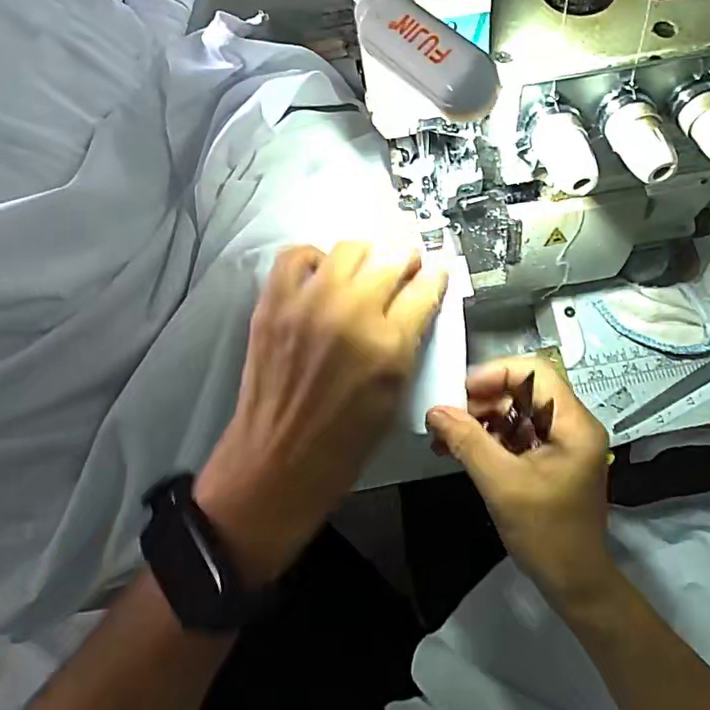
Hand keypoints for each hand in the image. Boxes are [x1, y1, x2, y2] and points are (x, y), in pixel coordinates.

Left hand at [197, 242, 446, 583]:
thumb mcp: (397, 391)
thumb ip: (408, 341)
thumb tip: (413, 306)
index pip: (425, 290)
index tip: (434, 274)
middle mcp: (352, 313)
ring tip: (364, 270)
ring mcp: (309, 303)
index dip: (434, 280)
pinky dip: (314, 259)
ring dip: (365, 257)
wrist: (280, 459)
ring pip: (349, 250)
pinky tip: (321, 275)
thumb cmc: (346, 438)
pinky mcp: (275, 303)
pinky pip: (296, 256)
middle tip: (405, 268)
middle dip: (405, 263)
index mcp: (390, 344)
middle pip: (390, 261)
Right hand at [426, 357, 619, 611]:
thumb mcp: (501, 484)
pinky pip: (519, 434)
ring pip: (519, 412)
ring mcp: (563, 443)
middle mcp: (573, 424)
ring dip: (483, 420)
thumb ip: (468, 442)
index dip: (497, 374)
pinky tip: (461, 450)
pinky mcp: (552, 460)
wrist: (575, 584)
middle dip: (484, 399)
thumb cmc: (546, 532)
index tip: (461, 392)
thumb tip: (435, 411)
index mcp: (574, 423)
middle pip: (526, 390)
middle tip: (448, 417)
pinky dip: (491, 438)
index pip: (536, 372)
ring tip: (446, 436)